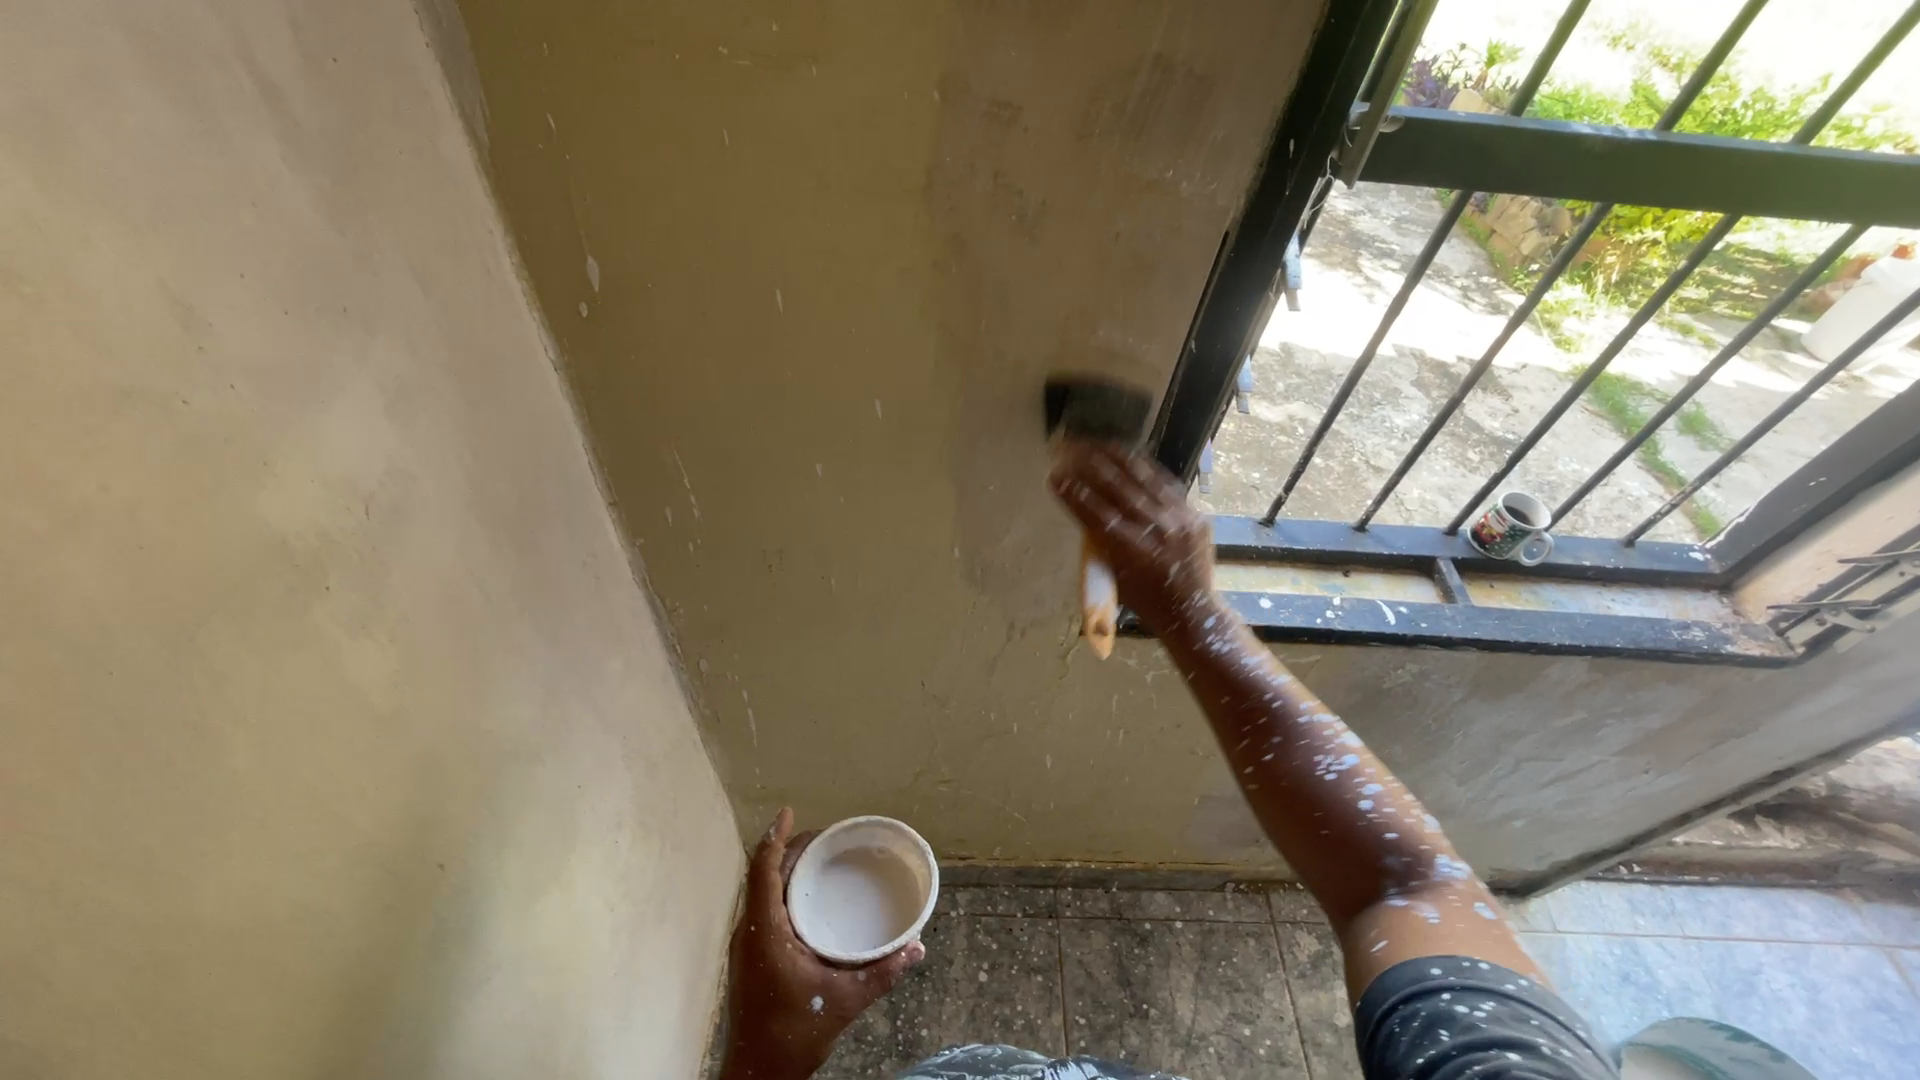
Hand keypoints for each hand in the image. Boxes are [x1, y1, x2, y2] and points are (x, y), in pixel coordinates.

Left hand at [719, 808, 926, 1079]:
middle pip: (763, 875)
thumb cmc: (793, 1033)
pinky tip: (807, 898)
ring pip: (761, 892)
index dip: (774, 837)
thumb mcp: (844, 1002)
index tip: (789, 811)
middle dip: (788, 848)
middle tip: (824, 835)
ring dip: (784, 869)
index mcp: (764, 932)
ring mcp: (746, 945)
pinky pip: (764, 908)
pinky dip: (783, 891)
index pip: (764, 870)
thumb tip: (917, 947)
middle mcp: (749, 931)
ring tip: (817, 856)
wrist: (757, 1075)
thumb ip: (882, 973)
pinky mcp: (750, 957)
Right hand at [1048, 442, 1216, 635]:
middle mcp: (1157, 531)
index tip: (1055, 475)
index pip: (1096, 514)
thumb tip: (1085, 507)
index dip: (1074, 493)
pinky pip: (1167, 484)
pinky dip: (1145, 469)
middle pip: (1119, 488)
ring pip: (1144, 479)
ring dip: (1116, 458)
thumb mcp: (1114, 576)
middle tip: (1069, 449)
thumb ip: (1102, 542)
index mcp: (1132, 553)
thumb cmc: (1144, 601)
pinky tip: (1129, 456)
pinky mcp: (1195, 515)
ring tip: (1095, 443)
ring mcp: (1180, 520)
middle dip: (1089, 465)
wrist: (1192, 613)